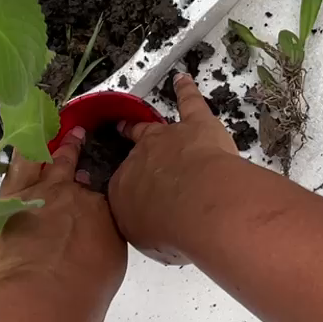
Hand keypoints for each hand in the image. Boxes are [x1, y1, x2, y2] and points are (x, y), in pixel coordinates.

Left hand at [0, 128, 127, 321]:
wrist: (43, 297)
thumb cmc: (82, 293)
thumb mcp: (109, 266)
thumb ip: (103, 245)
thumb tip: (97, 241)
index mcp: (100, 211)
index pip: (98, 193)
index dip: (93, 187)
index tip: (90, 183)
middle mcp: (72, 194)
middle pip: (73, 167)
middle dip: (75, 150)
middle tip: (77, 136)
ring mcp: (39, 193)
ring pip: (44, 160)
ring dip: (49, 145)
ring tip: (49, 129)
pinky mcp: (8, 199)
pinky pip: (17, 166)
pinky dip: (22, 151)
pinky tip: (22, 142)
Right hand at [107, 73, 243, 263]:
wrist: (199, 205)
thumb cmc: (173, 229)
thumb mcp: (150, 241)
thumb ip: (150, 230)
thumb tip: (159, 231)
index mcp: (123, 190)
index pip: (122, 188)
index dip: (130, 190)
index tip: (135, 194)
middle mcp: (141, 159)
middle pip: (134, 153)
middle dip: (131, 152)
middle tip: (123, 148)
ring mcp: (168, 137)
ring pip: (155, 127)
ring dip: (148, 125)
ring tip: (139, 121)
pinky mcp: (196, 124)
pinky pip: (188, 102)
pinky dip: (185, 90)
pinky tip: (182, 80)